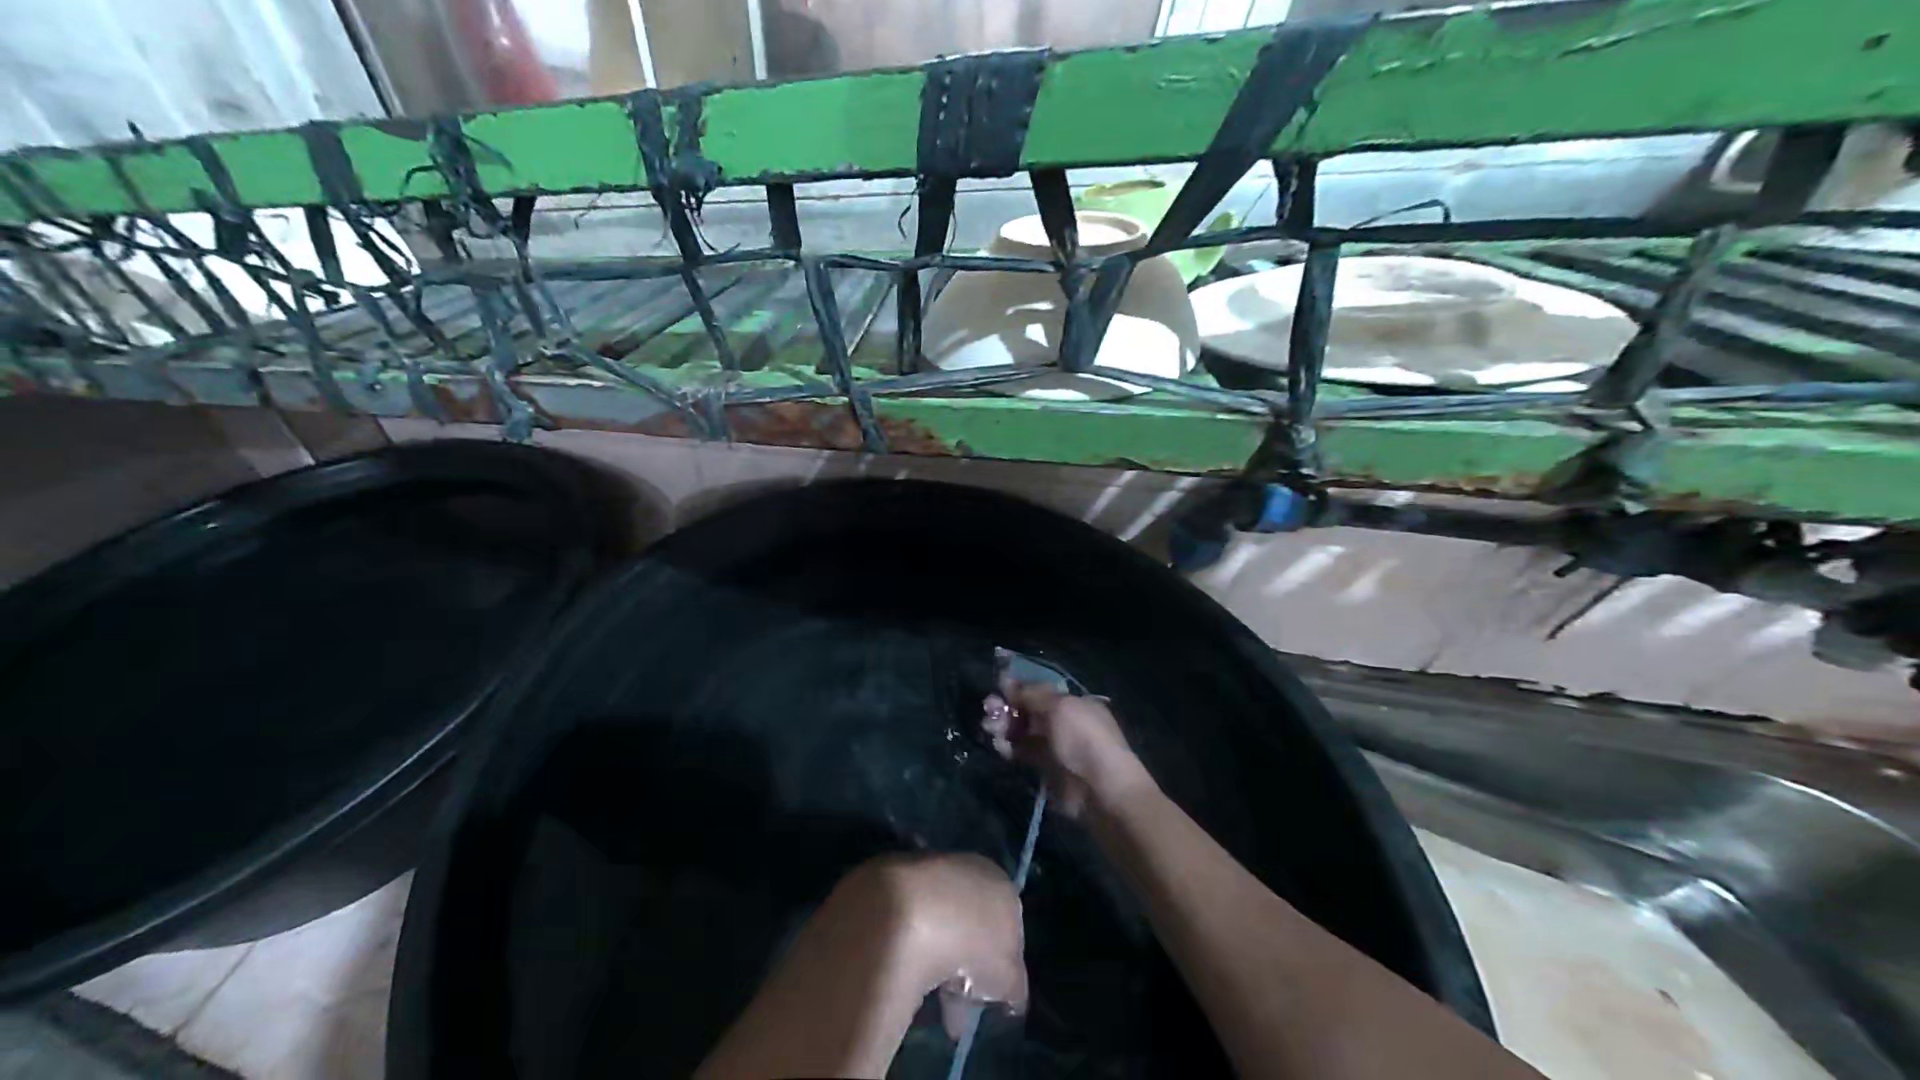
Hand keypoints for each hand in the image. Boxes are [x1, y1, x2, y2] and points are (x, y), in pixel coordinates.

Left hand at [847, 853, 1027, 1033]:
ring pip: (939, 923)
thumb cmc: (971, 941)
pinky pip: (909, 921)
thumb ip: (1014, 986)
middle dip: (966, 968)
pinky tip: (906, 973)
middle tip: (956, 1011)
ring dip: (937, 960)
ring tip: (928, 1001)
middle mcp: (968, 868)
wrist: (908, 909)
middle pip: (971, 924)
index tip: (990, 996)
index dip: (1001, 964)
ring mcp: (928, 869)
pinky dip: (910, 947)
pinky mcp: (893, 878)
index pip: (1008, 926)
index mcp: (1001, 883)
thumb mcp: (1008, 978)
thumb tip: (1012, 995)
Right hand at [982, 680, 1156, 817]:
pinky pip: (1021, 752)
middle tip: (989, 709)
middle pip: (1027, 710)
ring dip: (1003, 726)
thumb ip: (1031, 693)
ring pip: (1021, 731)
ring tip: (991, 728)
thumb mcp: (1059, 706)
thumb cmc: (1083, 738)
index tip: (997, 689)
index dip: (1017, 689)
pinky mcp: (1043, 768)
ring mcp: (1053, 746)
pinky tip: (1000, 745)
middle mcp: (1062, 722)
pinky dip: (1008, 747)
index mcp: (1072, 703)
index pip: (1038, 691)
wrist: (1099, 789)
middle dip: (1006, 707)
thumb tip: (1006, 681)